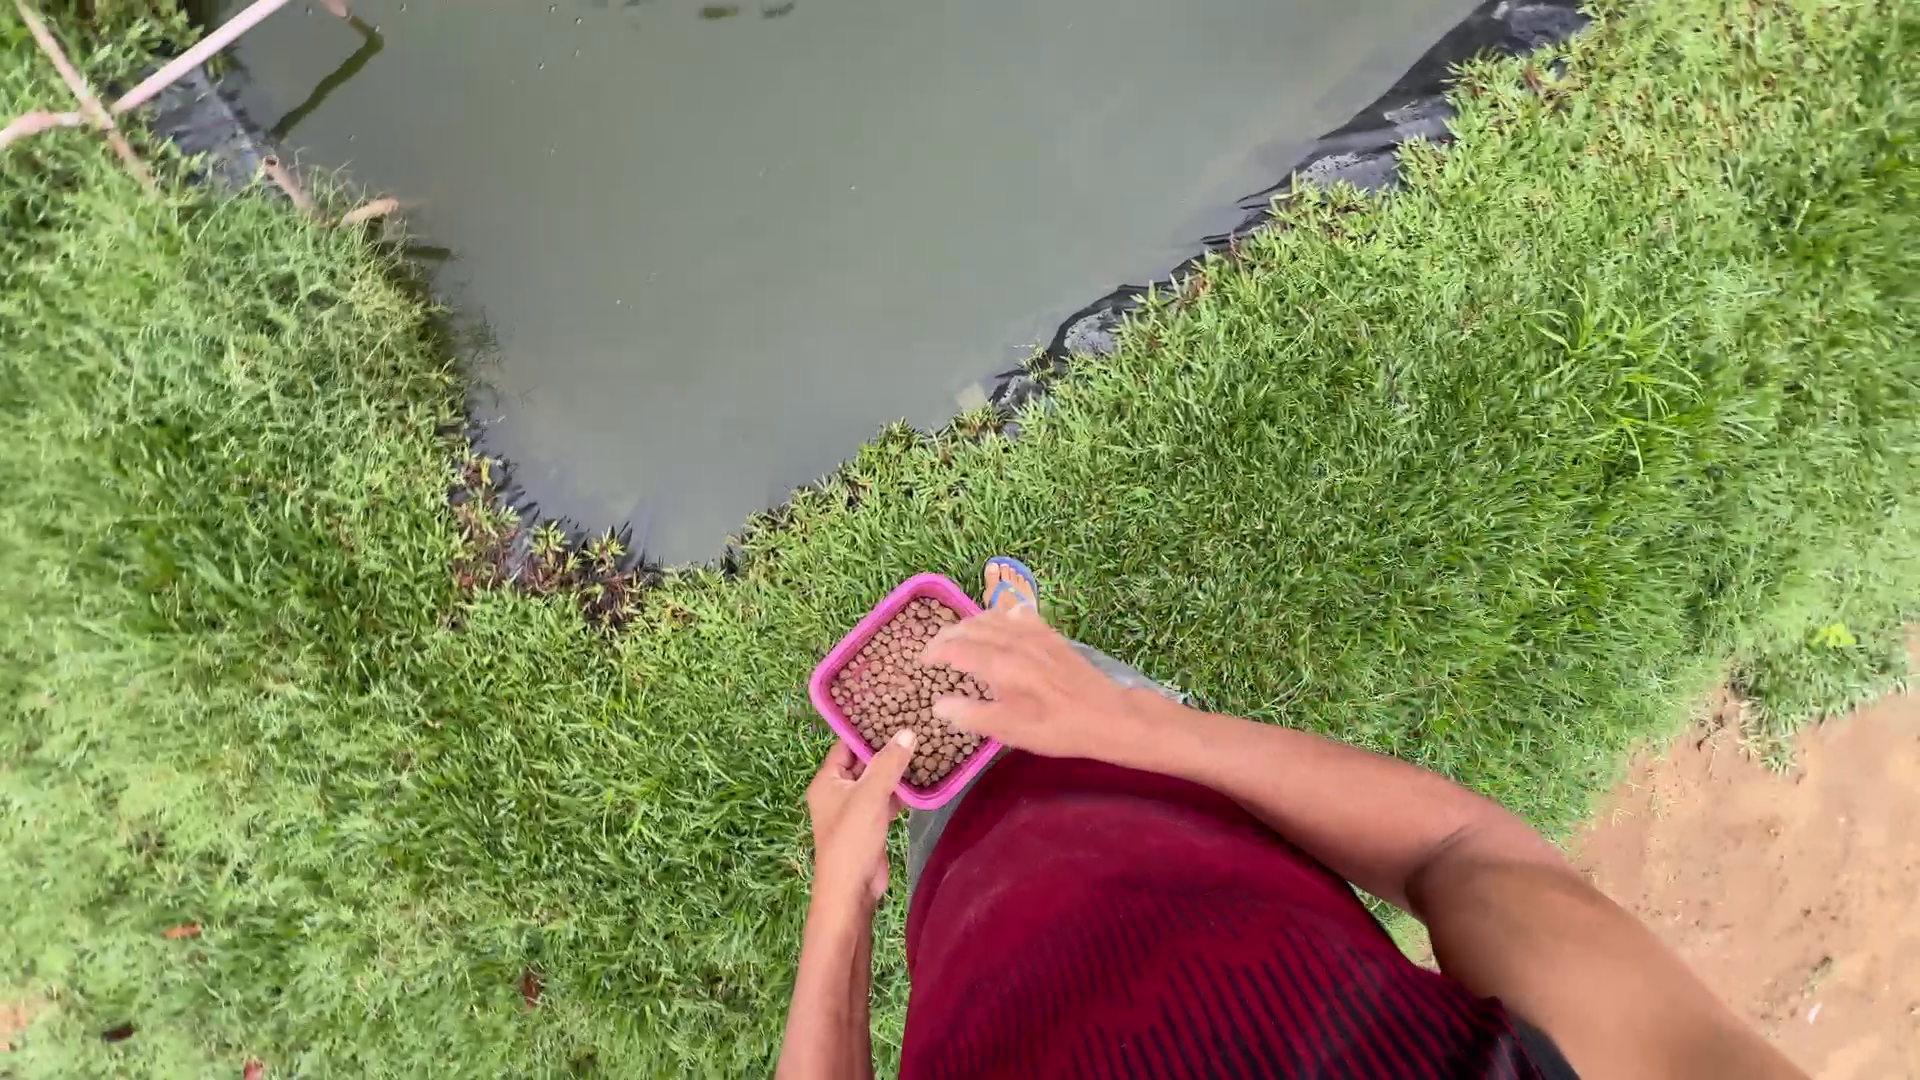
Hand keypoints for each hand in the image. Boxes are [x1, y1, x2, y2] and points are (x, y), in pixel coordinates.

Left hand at [803, 732, 915, 911]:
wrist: (852, 890)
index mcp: (827, 780)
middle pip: (863, 761)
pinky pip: (885, 798)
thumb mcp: (870, 795)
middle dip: (886, 747)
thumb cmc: (852, 838)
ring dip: (895, 768)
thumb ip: (889, 762)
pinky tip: (921, 776)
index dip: (866, 727)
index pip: (846, 744)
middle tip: (913, 723)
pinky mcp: (870, 823)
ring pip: (876, 780)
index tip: (891, 709)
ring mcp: (854, 808)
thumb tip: (908, 732)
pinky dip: (900, 789)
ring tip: (922, 743)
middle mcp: (838, 791)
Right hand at [920, 603, 1150, 760]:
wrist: (1106, 715)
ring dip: (970, 623)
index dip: (936, 651)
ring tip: (958, 633)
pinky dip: (1000, 614)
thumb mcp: (1010, 731)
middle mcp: (1014, 642)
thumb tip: (939, 704)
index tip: (922, 659)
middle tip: (934, 647)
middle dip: (948, 634)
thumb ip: (972, 715)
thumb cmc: (1055, 728)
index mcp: (1000, 665)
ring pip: (993, 617)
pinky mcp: (1050, 635)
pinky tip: (1000, 618)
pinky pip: (1018, 614)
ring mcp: (1034, 635)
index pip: (957, 649)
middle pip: (972, 628)